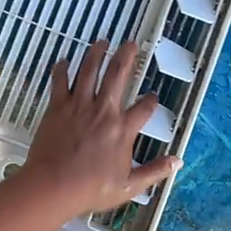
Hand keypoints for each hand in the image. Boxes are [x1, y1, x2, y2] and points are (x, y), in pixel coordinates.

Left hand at [19, 40, 180, 216]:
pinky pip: (60, 81)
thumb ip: (155, 171)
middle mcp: (104, 111)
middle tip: (131, 44)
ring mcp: (79, 106)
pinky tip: (64, 61)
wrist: (53, 187)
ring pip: (89, 70)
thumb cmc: (90, 189)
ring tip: (102, 42)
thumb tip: (178, 161)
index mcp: (123, 129)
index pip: (144, 108)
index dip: (151, 100)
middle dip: (127, 57)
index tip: (152, 96)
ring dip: (97, 53)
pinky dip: (63, 69)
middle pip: (118, 75)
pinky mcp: (57, 107)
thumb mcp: (129, 186)